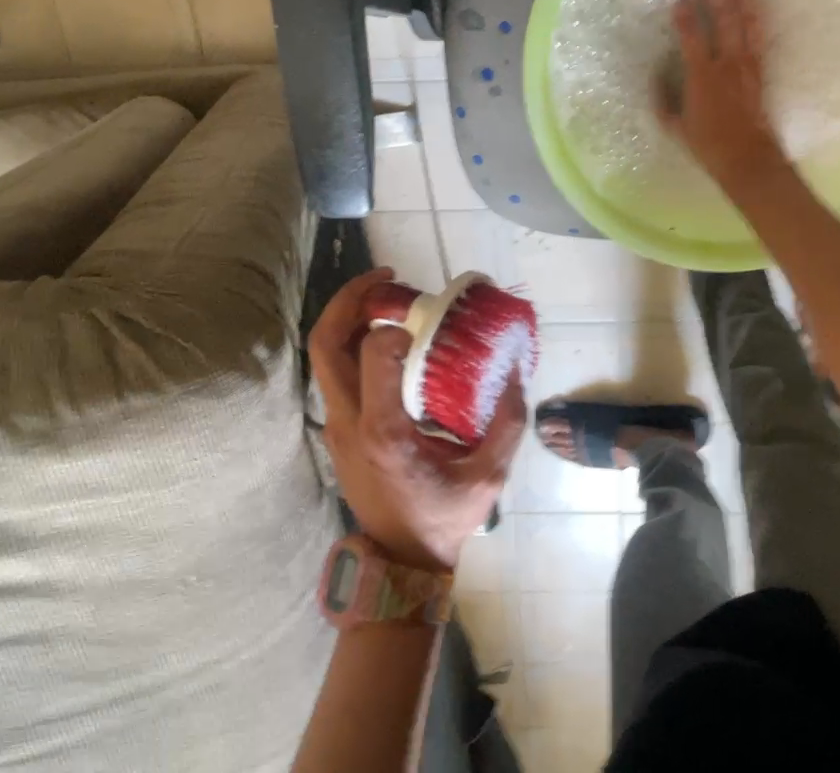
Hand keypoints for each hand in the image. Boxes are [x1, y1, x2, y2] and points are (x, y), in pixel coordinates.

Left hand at [310, 268, 527, 573]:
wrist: (399, 561)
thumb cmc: (442, 518)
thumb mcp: (488, 475)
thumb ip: (507, 421)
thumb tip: (515, 371)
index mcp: (383, 431)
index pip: (374, 353)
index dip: (397, 325)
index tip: (429, 320)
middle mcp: (347, 422)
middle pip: (325, 343)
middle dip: (350, 299)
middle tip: (389, 277)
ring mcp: (334, 425)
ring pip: (323, 355)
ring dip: (350, 317)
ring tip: (388, 299)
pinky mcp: (336, 429)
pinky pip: (334, 373)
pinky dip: (353, 343)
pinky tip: (389, 338)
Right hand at [656, 0, 788, 189]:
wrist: (748, 158)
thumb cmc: (708, 145)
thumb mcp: (676, 127)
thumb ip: (665, 100)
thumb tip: (657, 78)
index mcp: (701, 76)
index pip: (691, 37)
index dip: (684, 16)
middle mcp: (726, 64)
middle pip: (724, 22)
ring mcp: (746, 66)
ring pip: (745, 25)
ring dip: (742, 1)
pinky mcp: (760, 71)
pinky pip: (758, 39)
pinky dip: (756, 20)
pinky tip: (755, 8)